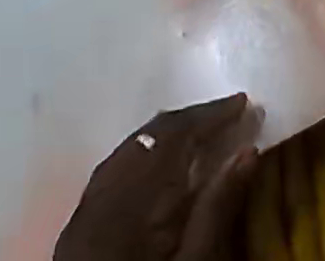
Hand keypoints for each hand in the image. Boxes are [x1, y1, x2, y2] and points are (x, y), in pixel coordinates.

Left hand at [54, 93, 261, 260]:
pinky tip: (159, 163)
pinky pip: (114, 166)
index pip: (178, 135)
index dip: (211, 114)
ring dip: (167, 134)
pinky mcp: (77, 223)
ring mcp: (87, 205)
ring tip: (201, 131)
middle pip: (152, 135)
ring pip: (130, 146)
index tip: (243, 102)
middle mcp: (107, 190)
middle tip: (229, 114)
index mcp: (138, 198)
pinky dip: (142, 153)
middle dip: (192, 119)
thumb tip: (247, 149)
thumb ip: (218, 207)